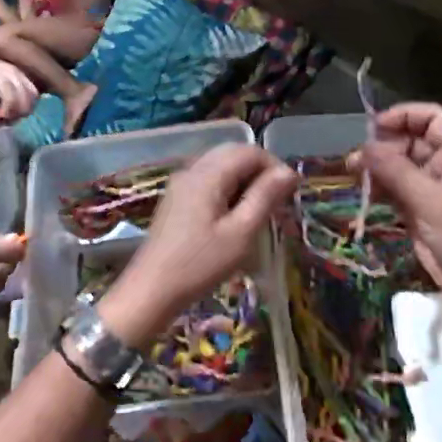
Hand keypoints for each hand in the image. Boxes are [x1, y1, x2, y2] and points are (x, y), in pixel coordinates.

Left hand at [0, 58, 37, 123]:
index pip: (10, 93)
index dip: (9, 109)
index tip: (0, 120)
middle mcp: (11, 73)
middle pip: (25, 96)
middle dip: (18, 113)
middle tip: (4, 121)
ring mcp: (20, 74)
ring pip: (33, 95)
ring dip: (25, 110)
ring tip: (11, 116)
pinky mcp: (25, 77)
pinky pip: (34, 93)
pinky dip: (29, 104)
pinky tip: (17, 110)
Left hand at [106, 146, 296, 343]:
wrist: (152, 290)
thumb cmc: (200, 263)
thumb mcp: (241, 233)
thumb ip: (265, 197)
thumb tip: (288, 172)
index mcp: (208, 175)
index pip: (249, 151)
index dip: (274, 166)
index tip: (290, 193)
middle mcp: (191, 171)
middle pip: (232, 153)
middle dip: (259, 170)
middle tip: (277, 200)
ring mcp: (180, 184)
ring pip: (219, 166)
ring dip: (243, 180)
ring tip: (258, 210)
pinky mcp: (175, 200)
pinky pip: (207, 180)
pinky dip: (226, 189)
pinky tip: (233, 216)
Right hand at [353, 103, 441, 312]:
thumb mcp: (433, 202)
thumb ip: (397, 172)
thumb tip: (365, 147)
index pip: (432, 119)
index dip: (403, 116)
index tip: (373, 127)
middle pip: (410, 142)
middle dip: (383, 147)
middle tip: (355, 160)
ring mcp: (432, 191)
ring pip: (399, 168)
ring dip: (377, 170)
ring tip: (353, 175)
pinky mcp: (421, 213)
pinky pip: (396, 192)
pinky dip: (380, 191)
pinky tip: (364, 194)